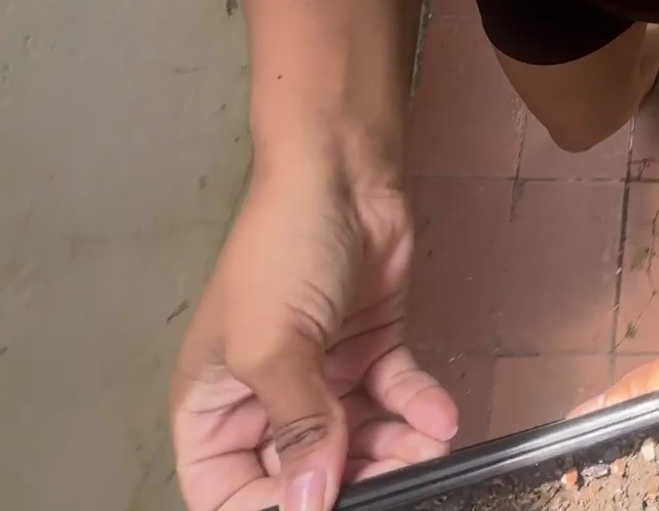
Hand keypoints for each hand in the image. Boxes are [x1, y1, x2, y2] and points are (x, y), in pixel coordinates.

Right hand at [170, 161, 458, 510]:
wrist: (343, 181)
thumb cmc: (282, 256)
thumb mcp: (272, 345)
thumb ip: (296, 425)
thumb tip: (308, 504)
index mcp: (216, 406)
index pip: (231, 487)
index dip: (272, 505)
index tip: (320, 509)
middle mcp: (270, 397)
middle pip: (305, 465)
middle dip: (350, 479)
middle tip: (398, 484)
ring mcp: (328, 369)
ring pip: (360, 432)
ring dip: (395, 447)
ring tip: (432, 452)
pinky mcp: (376, 342)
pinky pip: (397, 389)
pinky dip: (419, 405)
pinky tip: (442, 418)